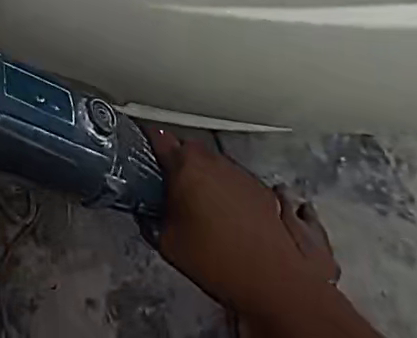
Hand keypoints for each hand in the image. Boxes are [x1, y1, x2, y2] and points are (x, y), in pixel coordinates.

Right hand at [148, 128, 340, 315]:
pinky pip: (239, 181)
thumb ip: (153, 219)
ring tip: (204, 208)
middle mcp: (214, 159)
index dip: (148, 142)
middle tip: (171, 190)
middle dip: (179, 165)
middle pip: (189, 151)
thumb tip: (150, 212)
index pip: (159, 138)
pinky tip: (233, 215)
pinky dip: (232, 191)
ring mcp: (242, 171)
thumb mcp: (169, 244)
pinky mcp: (264, 188)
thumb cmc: (216, 259)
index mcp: (185, 164)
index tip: (141, 148)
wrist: (276, 279)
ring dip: (207, 178)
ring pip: (215, 165)